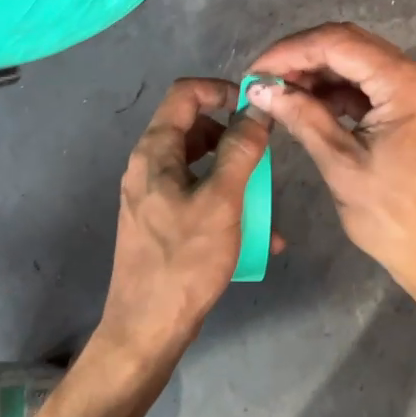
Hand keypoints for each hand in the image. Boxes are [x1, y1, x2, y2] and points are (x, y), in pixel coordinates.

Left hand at [100, 78, 274, 361]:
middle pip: (194, 131)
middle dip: (234, 141)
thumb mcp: (222, 200)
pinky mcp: (162, 226)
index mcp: (154, 153)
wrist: (149, 325)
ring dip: (237, 180)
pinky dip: (228, 210)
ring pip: (201, 170)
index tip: (256, 109)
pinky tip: (260, 239)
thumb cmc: (185, 260)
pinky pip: (199, 202)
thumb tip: (258, 108)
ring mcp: (153, 199)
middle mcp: (148, 169)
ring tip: (267, 204)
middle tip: (265, 159)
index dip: (222, 91)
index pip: (185, 94)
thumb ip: (242, 150)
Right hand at [247, 23, 415, 298]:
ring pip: (359, 64)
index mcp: (407, 84)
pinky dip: (338, 93)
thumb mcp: (340, 164)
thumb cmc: (392, 216)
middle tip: (262, 82)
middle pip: (351, 46)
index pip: (339, 43)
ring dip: (318, 75)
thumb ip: (301, 118)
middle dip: (302, 59)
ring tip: (278, 95)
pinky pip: (371, 87)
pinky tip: (307, 106)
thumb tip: (260, 89)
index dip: (291, 51)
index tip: (255, 70)